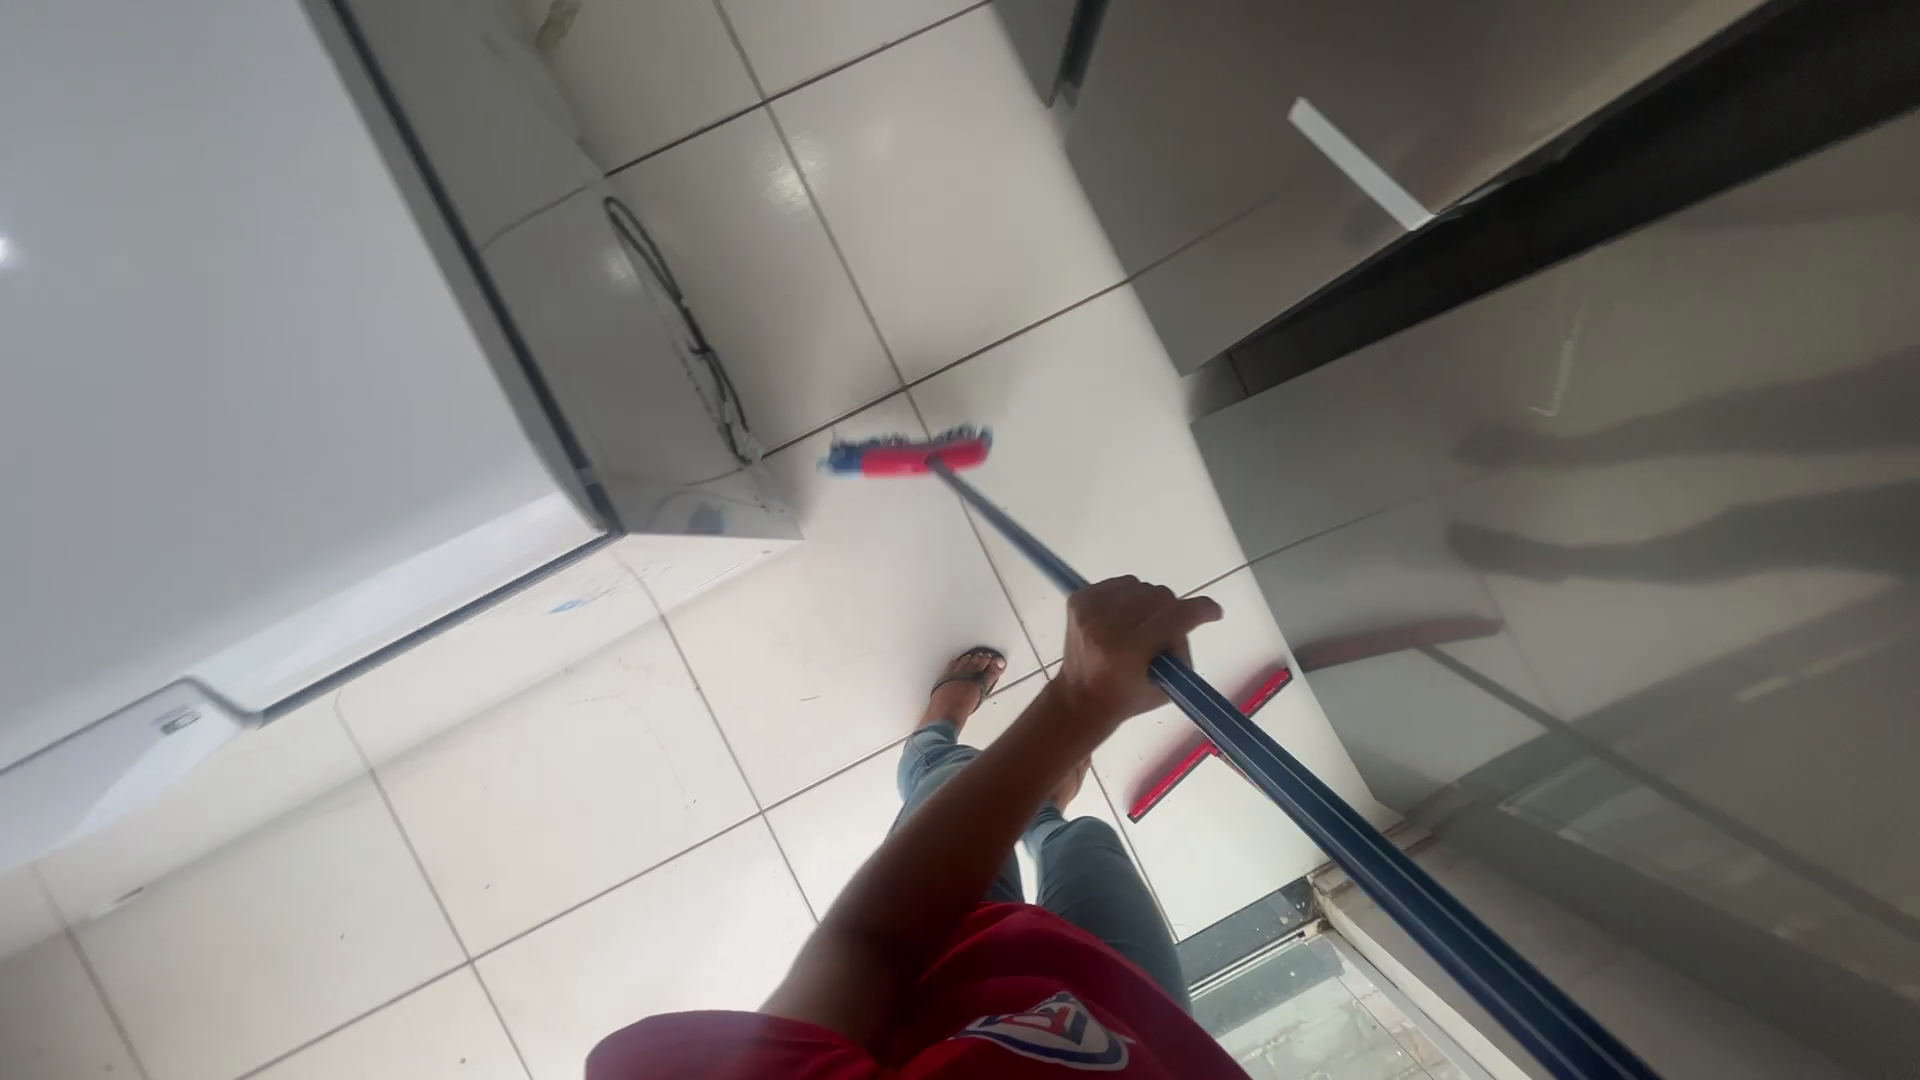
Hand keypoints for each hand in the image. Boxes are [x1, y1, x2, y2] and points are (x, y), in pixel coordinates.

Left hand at [1052, 576, 1223, 731]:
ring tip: (1143, 626)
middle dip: (1172, 611)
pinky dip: (1128, 597)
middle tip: (1166, 631)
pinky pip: (1119, 584)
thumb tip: (1187, 618)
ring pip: (1140, 586)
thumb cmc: (1126, 697)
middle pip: (1159, 596)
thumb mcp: (1166, 686)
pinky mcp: (1078, 600)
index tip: (1214, 612)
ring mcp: (1088, 611)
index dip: (1201, 610)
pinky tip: (1124, 618)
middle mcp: (1105, 626)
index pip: (1175, 616)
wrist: (1079, 697)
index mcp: (1127, 651)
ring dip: (1148, 603)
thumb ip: (1181, 650)